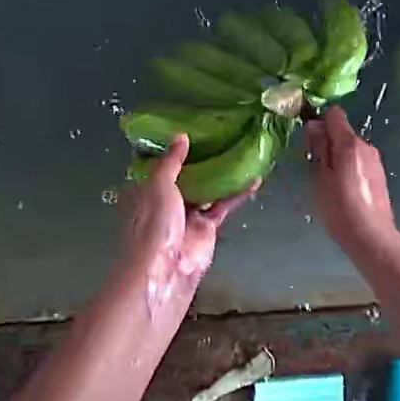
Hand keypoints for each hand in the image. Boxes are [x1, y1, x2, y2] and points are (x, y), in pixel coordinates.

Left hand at [112, 134, 255, 291]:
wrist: (164, 271)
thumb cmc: (153, 225)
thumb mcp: (158, 186)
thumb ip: (171, 162)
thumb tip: (181, 136)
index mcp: (145, 192)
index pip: (158, 166)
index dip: (171, 149)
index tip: (190, 129)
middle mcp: (166, 202)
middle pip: (185, 177)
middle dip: (200, 160)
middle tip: (221, 135)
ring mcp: (187, 215)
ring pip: (207, 190)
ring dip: (222, 175)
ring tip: (240, 152)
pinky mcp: (207, 227)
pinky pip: (224, 205)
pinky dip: (238, 193)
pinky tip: (254, 179)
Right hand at [304, 106, 397, 253]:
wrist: (371, 235)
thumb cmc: (339, 208)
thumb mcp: (321, 177)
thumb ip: (319, 148)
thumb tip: (314, 124)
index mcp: (350, 143)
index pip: (335, 114)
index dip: (319, 121)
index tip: (308, 137)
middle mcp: (366, 145)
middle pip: (343, 132)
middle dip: (328, 141)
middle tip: (314, 165)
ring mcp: (375, 160)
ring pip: (351, 147)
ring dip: (338, 156)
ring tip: (327, 181)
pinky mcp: (379, 173)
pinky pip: (359, 161)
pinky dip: (349, 167)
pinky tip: (343, 189)